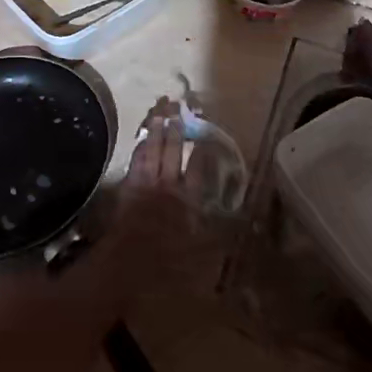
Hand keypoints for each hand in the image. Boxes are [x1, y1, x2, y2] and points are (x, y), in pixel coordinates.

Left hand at [92, 113, 203, 293]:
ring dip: (157, 129)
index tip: (206, 138)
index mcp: (189, 198)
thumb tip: (242, 223)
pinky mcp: (129, 185)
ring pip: (154, 149)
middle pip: (174, 149)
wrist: (129, 263)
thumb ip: (220, 234)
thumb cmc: (168, 262)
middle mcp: (169, 184)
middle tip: (178, 108)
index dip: (202, 151)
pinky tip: (143, 138)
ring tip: (160, 111)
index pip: (199, 167)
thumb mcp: (202, 251)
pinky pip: (136, 159)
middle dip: (177, 128)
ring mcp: (147, 182)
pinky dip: (140, 147)